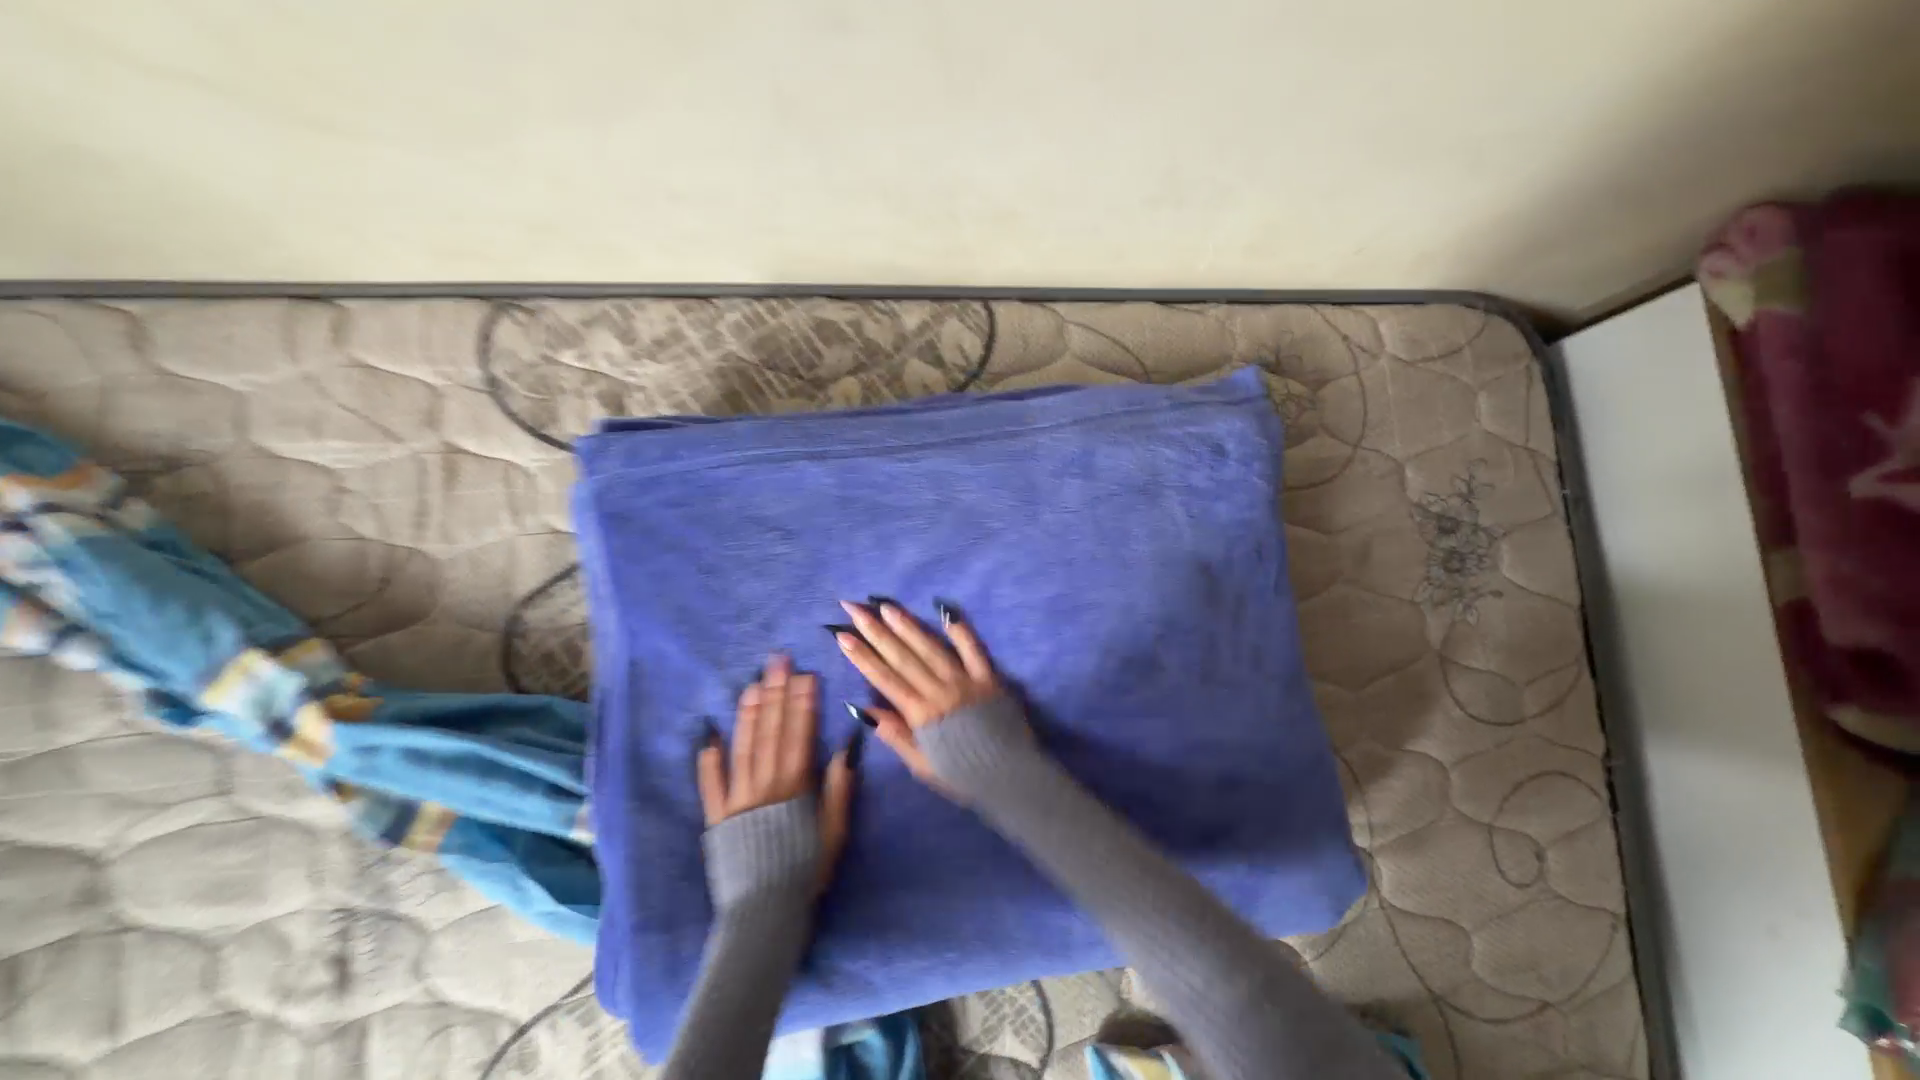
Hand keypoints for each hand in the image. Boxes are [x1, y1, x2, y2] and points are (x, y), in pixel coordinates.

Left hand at [697, 654, 854, 891]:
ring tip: (753, 685)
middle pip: (771, 732)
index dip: (802, 704)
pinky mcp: (717, 815)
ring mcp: (737, 797)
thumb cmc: (806, 871)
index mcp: (795, 787)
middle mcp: (764, 784)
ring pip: (743, 747)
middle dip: (776, 694)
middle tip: (777, 662)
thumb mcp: (834, 833)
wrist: (764, 911)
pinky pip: (711, 782)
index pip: (799, 735)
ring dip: (748, 714)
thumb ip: (838, 791)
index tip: (805, 675)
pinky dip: (709, 757)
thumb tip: (844, 750)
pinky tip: (710, 734)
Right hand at [831, 600, 1013, 792]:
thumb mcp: (922, 766)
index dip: (862, 656)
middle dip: (875, 631)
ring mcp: (965, 681)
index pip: (884, 679)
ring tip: (886, 606)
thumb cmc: (963, 775)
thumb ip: (896, 735)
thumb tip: (866, 710)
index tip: (842, 635)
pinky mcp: (989, 678)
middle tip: (854, 607)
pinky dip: (960, 630)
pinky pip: (973, 650)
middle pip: (902, 657)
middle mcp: (939, 691)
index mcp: (920, 714)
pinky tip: (944, 611)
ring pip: (931, 648)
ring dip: (907, 625)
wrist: (1011, 778)